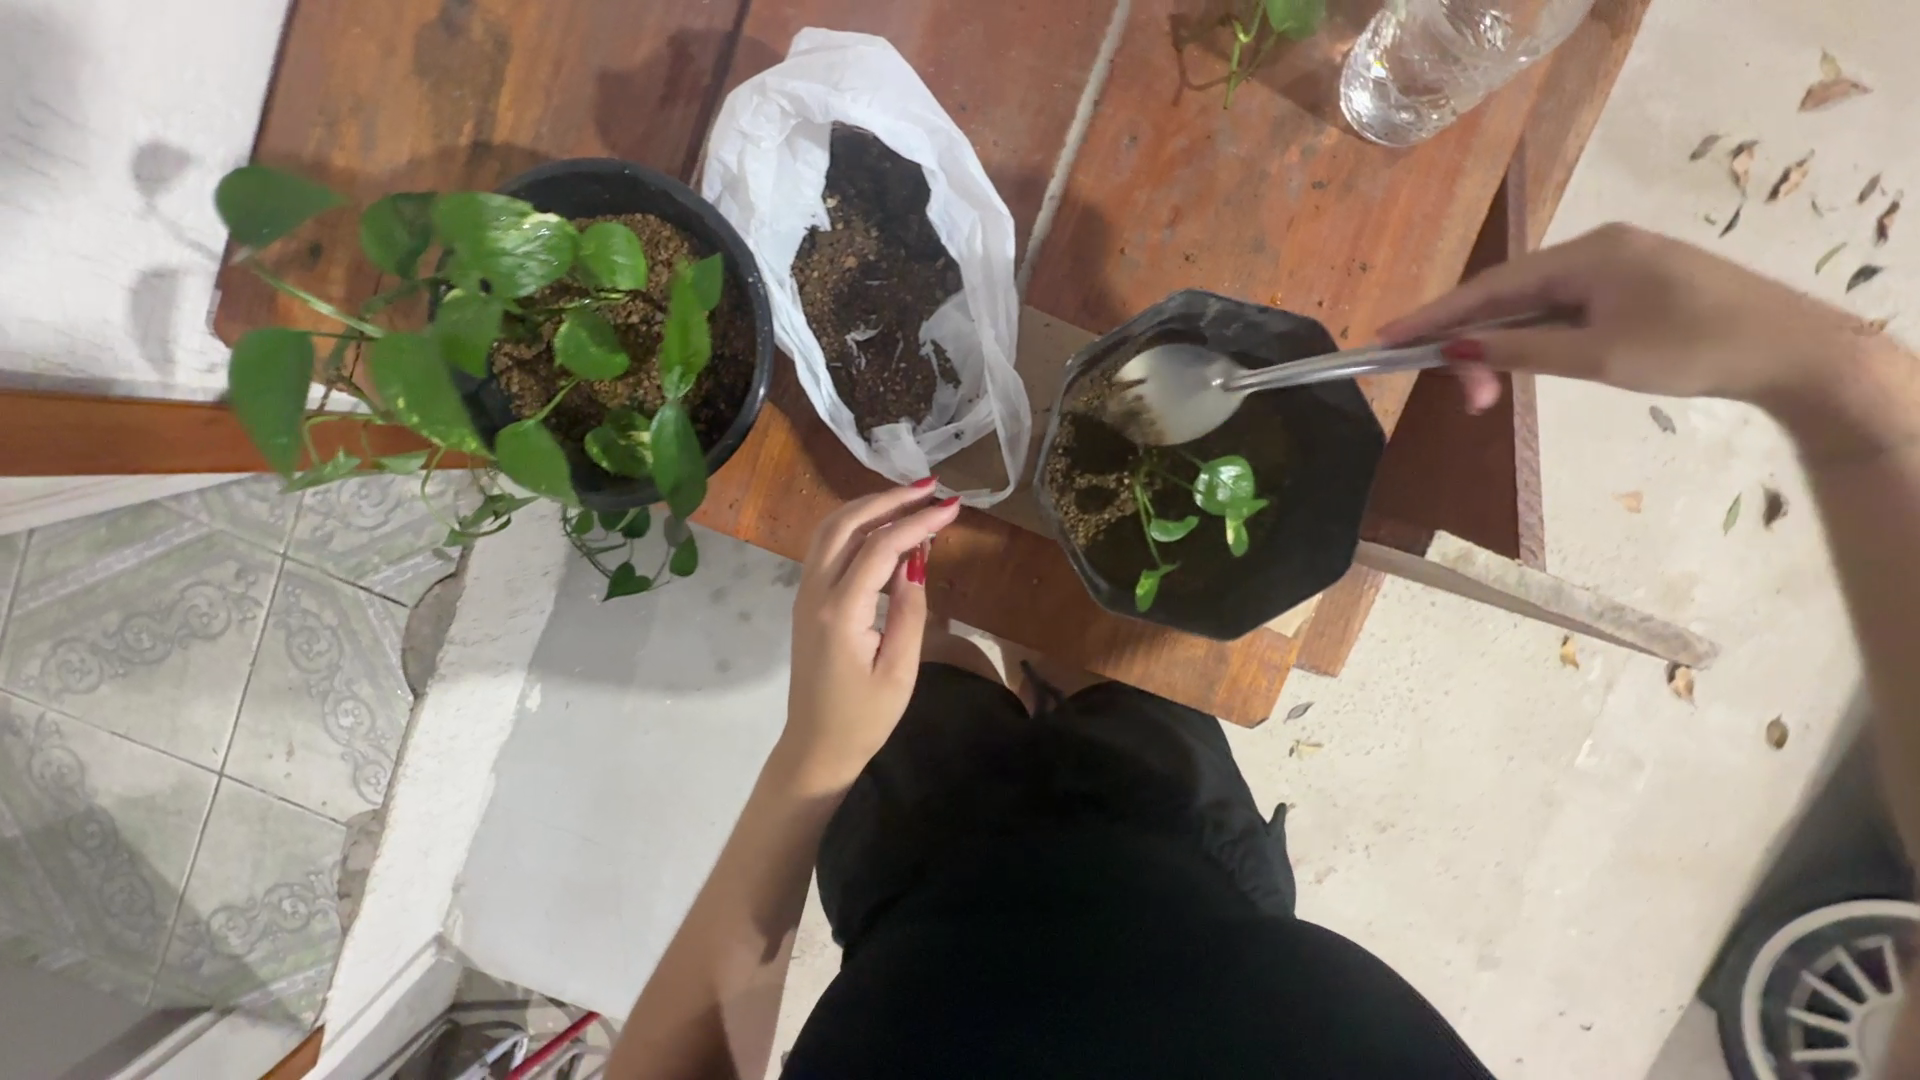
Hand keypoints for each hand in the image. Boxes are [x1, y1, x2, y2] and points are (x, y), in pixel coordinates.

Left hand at [781, 481, 960, 789]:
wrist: (816, 746)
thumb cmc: (864, 718)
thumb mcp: (900, 670)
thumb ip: (910, 610)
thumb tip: (917, 559)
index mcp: (839, 611)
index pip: (879, 547)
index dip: (917, 523)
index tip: (952, 507)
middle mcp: (814, 593)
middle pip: (847, 524)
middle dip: (889, 500)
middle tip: (930, 487)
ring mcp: (805, 594)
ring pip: (831, 530)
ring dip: (869, 508)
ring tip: (910, 498)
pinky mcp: (807, 601)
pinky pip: (827, 548)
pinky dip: (856, 527)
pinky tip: (884, 528)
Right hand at [1380, 223, 1872, 414]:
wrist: (1799, 353)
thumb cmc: (1693, 349)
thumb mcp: (1596, 357)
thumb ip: (1519, 350)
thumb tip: (1454, 351)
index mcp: (1585, 255)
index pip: (1487, 288)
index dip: (1432, 316)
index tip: (1385, 339)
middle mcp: (1594, 249)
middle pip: (1505, 296)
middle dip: (1472, 345)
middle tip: (1467, 399)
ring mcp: (1615, 265)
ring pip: (1530, 305)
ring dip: (1500, 347)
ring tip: (1488, 393)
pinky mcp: (1631, 285)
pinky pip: (1558, 309)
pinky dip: (1529, 339)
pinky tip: (1520, 361)